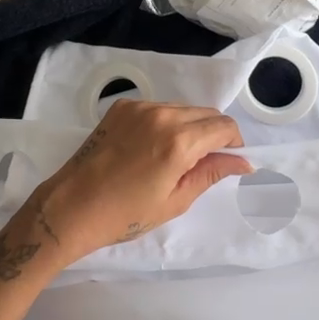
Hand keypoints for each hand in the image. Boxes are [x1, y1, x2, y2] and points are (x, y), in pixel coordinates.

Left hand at [26, 100, 253, 259]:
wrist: (73, 205)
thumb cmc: (126, 213)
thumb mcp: (176, 200)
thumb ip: (211, 173)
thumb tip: (244, 161)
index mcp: (179, 141)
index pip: (224, 126)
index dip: (233, 142)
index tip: (228, 160)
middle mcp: (162, 115)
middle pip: (205, 112)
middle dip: (213, 133)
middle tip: (202, 162)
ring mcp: (140, 106)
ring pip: (182, 108)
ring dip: (189, 126)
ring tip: (174, 157)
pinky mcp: (123, 106)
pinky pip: (158, 107)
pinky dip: (164, 122)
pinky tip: (150, 147)